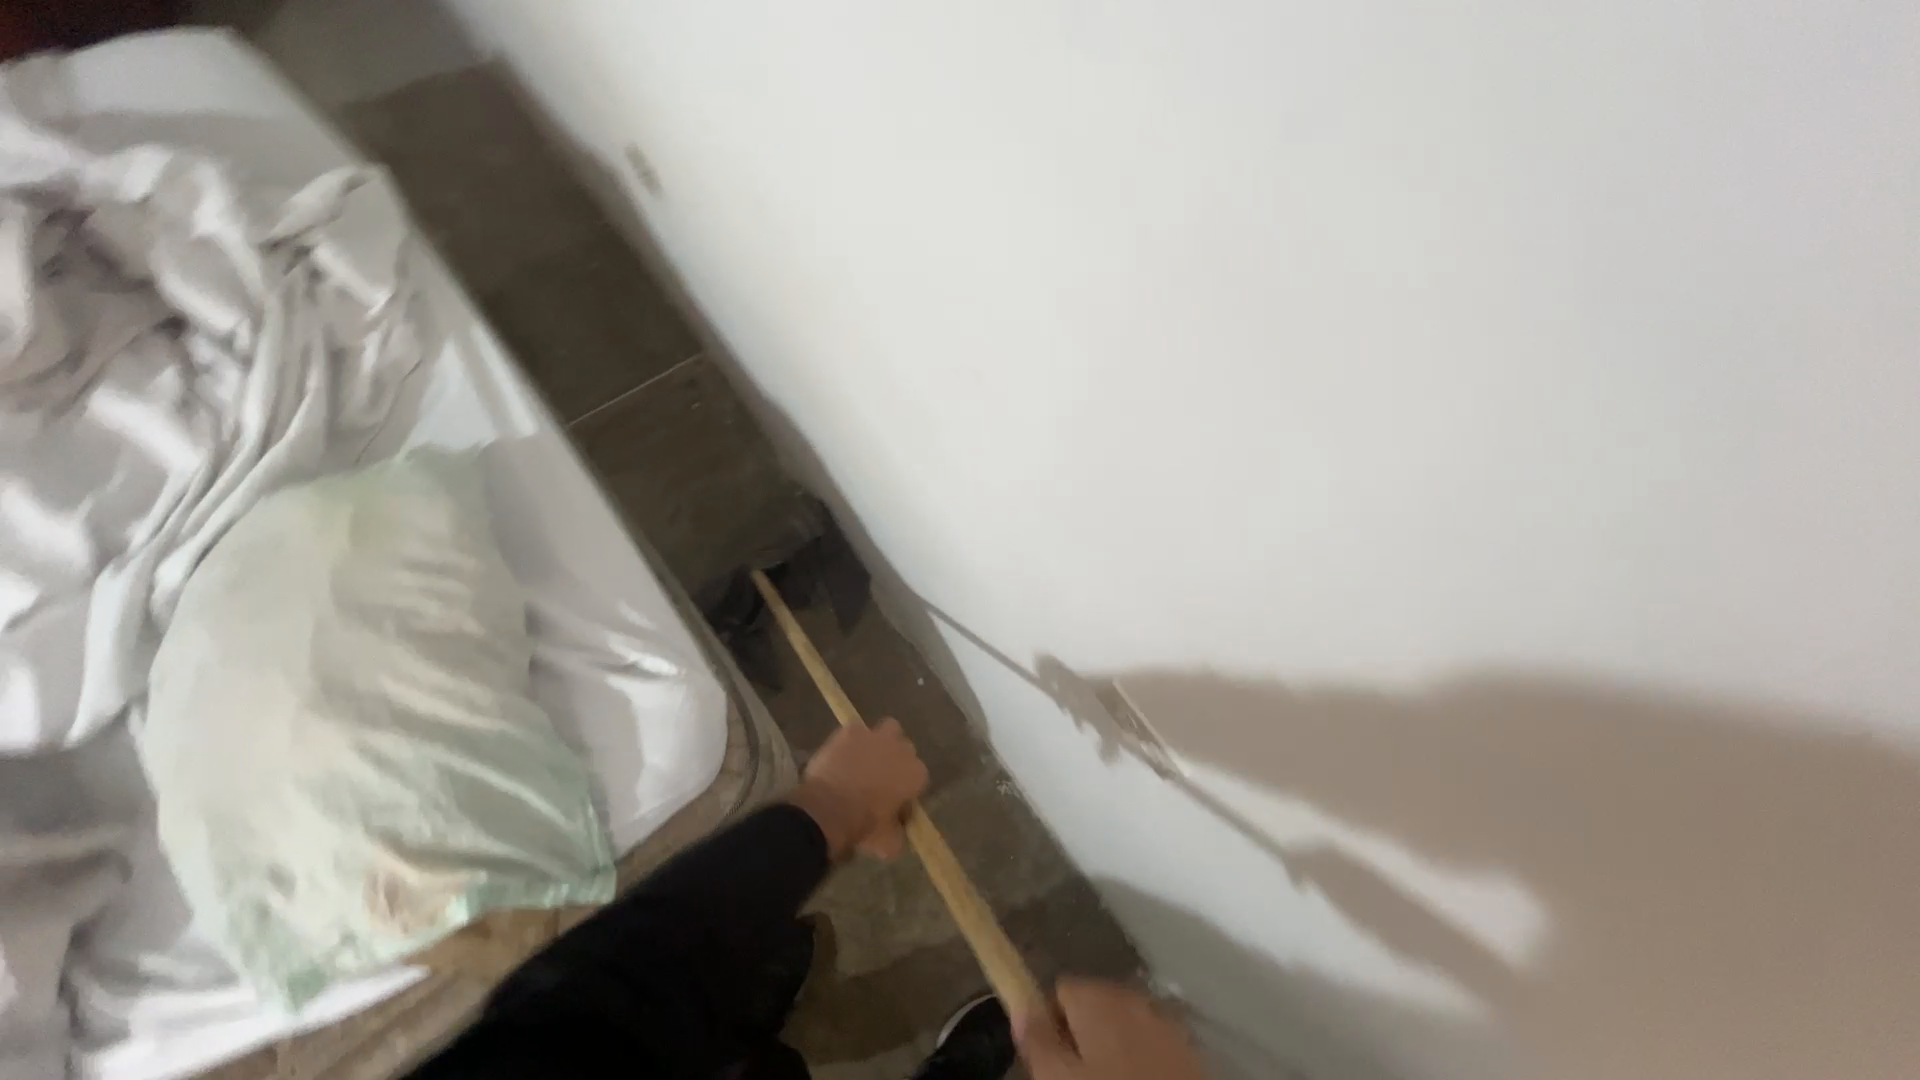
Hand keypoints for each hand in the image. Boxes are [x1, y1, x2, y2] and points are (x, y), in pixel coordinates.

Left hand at [788, 720, 928, 859]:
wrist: (829, 809)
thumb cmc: (864, 827)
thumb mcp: (889, 843)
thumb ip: (899, 834)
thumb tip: (897, 833)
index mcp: (916, 774)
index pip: (918, 777)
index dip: (906, 789)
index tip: (894, 801)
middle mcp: (902, 749)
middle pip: (905, 749)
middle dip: (896, 759)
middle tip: (879, 777)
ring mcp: (876, 736)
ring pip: (888, 729)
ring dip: (881, 741)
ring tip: (865, 757)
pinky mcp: (851, 730)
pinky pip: (855, 731)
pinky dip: (851, 740)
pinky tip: (841, 755)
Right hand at [1019, 978, 1206, 1079]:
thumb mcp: (1058, 1077)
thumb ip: (1036, 1039)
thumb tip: (1020, 1007)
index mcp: (1097, 996)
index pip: (1059, 990)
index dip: (1049, 1023)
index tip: (1049, 1059)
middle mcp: (1131, 996)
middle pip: (1093, 1004)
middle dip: (1081, 1033)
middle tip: (1076, 1074)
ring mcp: (1164, 1020)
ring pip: (1123, 1024)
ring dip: (1112, 1046)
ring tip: (1107, 1077)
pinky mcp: (1187, 1048)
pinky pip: (1150, 1043)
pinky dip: (1141, 1058)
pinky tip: (1137, 1079)